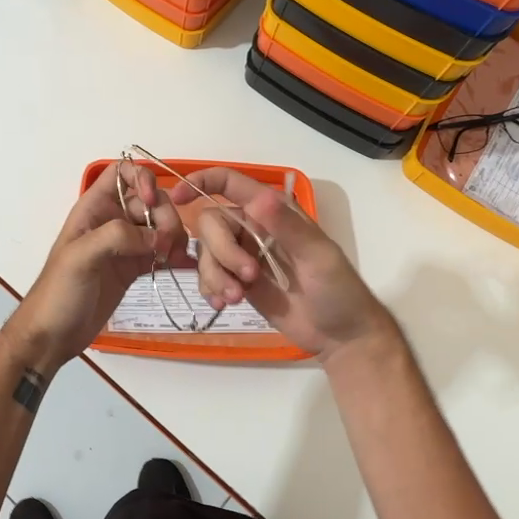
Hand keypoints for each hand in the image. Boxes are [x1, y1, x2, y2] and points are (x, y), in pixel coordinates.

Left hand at [8, 162, 186, 374]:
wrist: (52, 336)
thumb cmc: (58, 292)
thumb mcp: (80, 257)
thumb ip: (116, 237)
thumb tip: (156, 238)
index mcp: (93, 209)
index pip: (121, 173)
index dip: (141, 178)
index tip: (151, 201)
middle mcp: (111, 221)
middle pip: (149, 201)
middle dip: (164, 216)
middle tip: (169, 245)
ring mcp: (124, 245)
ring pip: (159, 226)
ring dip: (174, 237)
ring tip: (177, 258)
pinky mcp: (134, 268)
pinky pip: (161, 253)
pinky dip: (175, 256)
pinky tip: (187, 265)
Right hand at [170, 168, 395, 362]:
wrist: (340, 336)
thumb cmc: (338, 290)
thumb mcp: (317, 256)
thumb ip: (287, 227)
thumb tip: (258, 199)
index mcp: (273, 212)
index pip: (230, 184)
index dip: (202, 182)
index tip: (178, 197)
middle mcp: (253, 229)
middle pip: (211, 224)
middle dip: (221, 251)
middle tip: (247, 278)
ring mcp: (243, 256)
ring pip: (206, 253)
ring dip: (214, 275)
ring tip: (235, 299)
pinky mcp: (237, 282)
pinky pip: (207, 277)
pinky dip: (210, 289)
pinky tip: (225, 304)